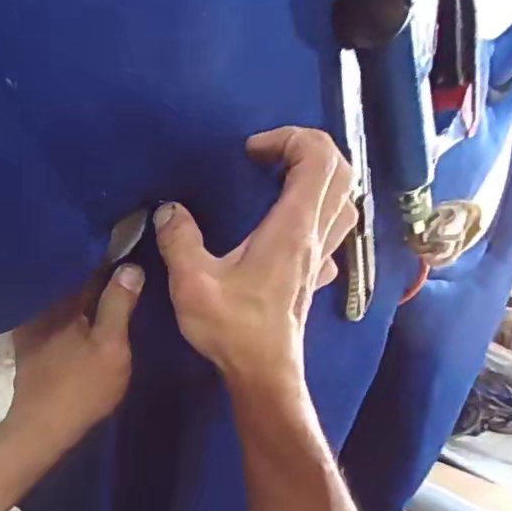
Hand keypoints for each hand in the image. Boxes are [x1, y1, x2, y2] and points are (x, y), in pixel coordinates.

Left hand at [3, 265, 144, 451]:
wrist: (42, 428)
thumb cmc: (82, 387)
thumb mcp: (111, 345)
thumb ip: (118, 305)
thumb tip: (130, 266)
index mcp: (64, 302)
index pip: (92, 271)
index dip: (114, 269)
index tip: (134, 265)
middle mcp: (42, 308)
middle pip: (77, 289)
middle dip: (98, 286)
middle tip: (127, 286)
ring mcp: (31, 329)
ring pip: (65, 308)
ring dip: (83, 307)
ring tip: (109, 308)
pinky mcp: (28, 350)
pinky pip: (55, 326)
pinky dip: (70, 324)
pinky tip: (84, 332)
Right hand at [154, 127, 356, 390]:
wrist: (263, 372)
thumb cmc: (233, 327)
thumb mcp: (192, 282)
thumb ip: (179, 240)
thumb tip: (168, 211)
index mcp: (292, 227)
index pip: (317, 156)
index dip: (287, 138)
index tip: (249, 153)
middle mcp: (315, 235)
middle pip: (340, 170)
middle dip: (306, 148)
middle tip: (265, 157)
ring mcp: (322, 257)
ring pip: (343, 200)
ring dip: (318, 179)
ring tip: (279, 182)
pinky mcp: (315, 276)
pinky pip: (332, 231)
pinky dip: (316, 214)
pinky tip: (288, 227)